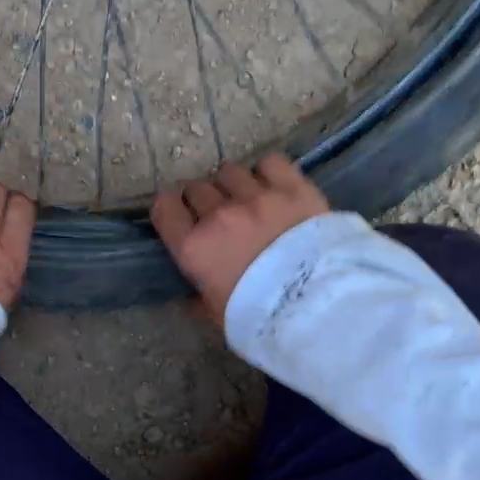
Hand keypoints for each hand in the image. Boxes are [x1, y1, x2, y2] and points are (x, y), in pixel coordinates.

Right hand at [150, 155, 331, 327]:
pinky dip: (266, 172)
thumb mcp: (217, 316)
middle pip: (196, 188)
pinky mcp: (292, 187)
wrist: (314, 304)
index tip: (177, 215)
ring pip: (229, 172)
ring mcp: (256, 197)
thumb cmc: (258, 316)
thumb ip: (200, 299)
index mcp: (194, 248)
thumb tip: (192, 298)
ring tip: (243, 198)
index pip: (164, 209)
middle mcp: (218, 215)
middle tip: (214, 214)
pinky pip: (269, 163)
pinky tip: (271, 185)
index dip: (169, 208)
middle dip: (200, 199)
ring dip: (230, 184)